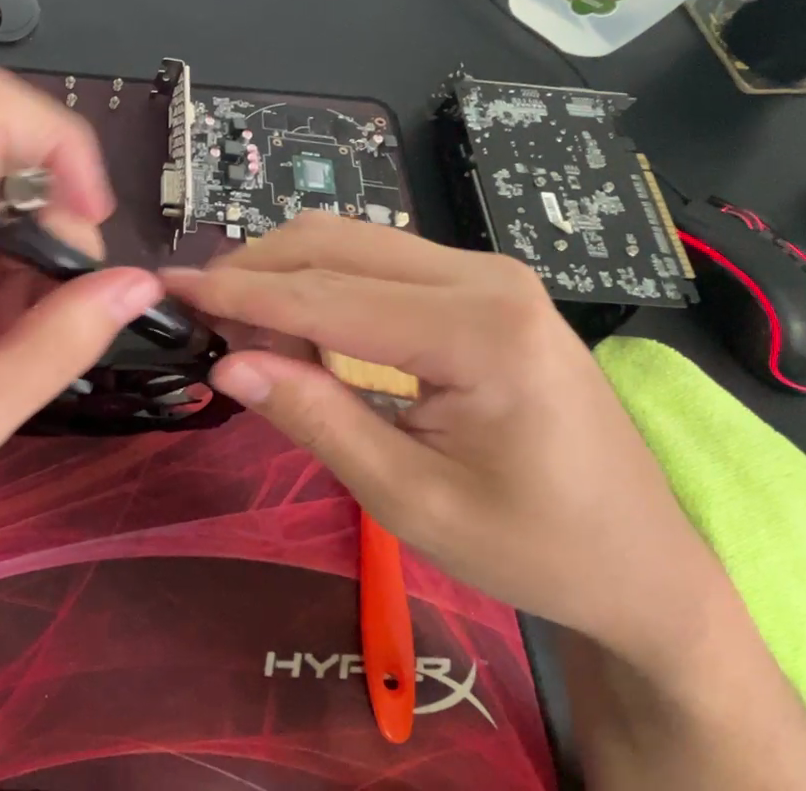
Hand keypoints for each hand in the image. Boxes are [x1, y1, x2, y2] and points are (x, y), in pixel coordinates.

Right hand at [163, 213, 731, 664]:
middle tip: (197, 320)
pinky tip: (292, 327)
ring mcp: (487, 276)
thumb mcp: (408, 500)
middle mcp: (484, 277)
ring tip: (237, 329)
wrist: (640, 562)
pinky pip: (378, 265)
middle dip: (252, 271)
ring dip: (282, 274)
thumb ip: (315, 419)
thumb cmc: (532, 545)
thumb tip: (226, 365)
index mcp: (476, 329)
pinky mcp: (481, 291)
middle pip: (334, 242)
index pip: (323, 294)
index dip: (235, 292)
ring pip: (352, 242)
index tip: (166, 290)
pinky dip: (319, 284)